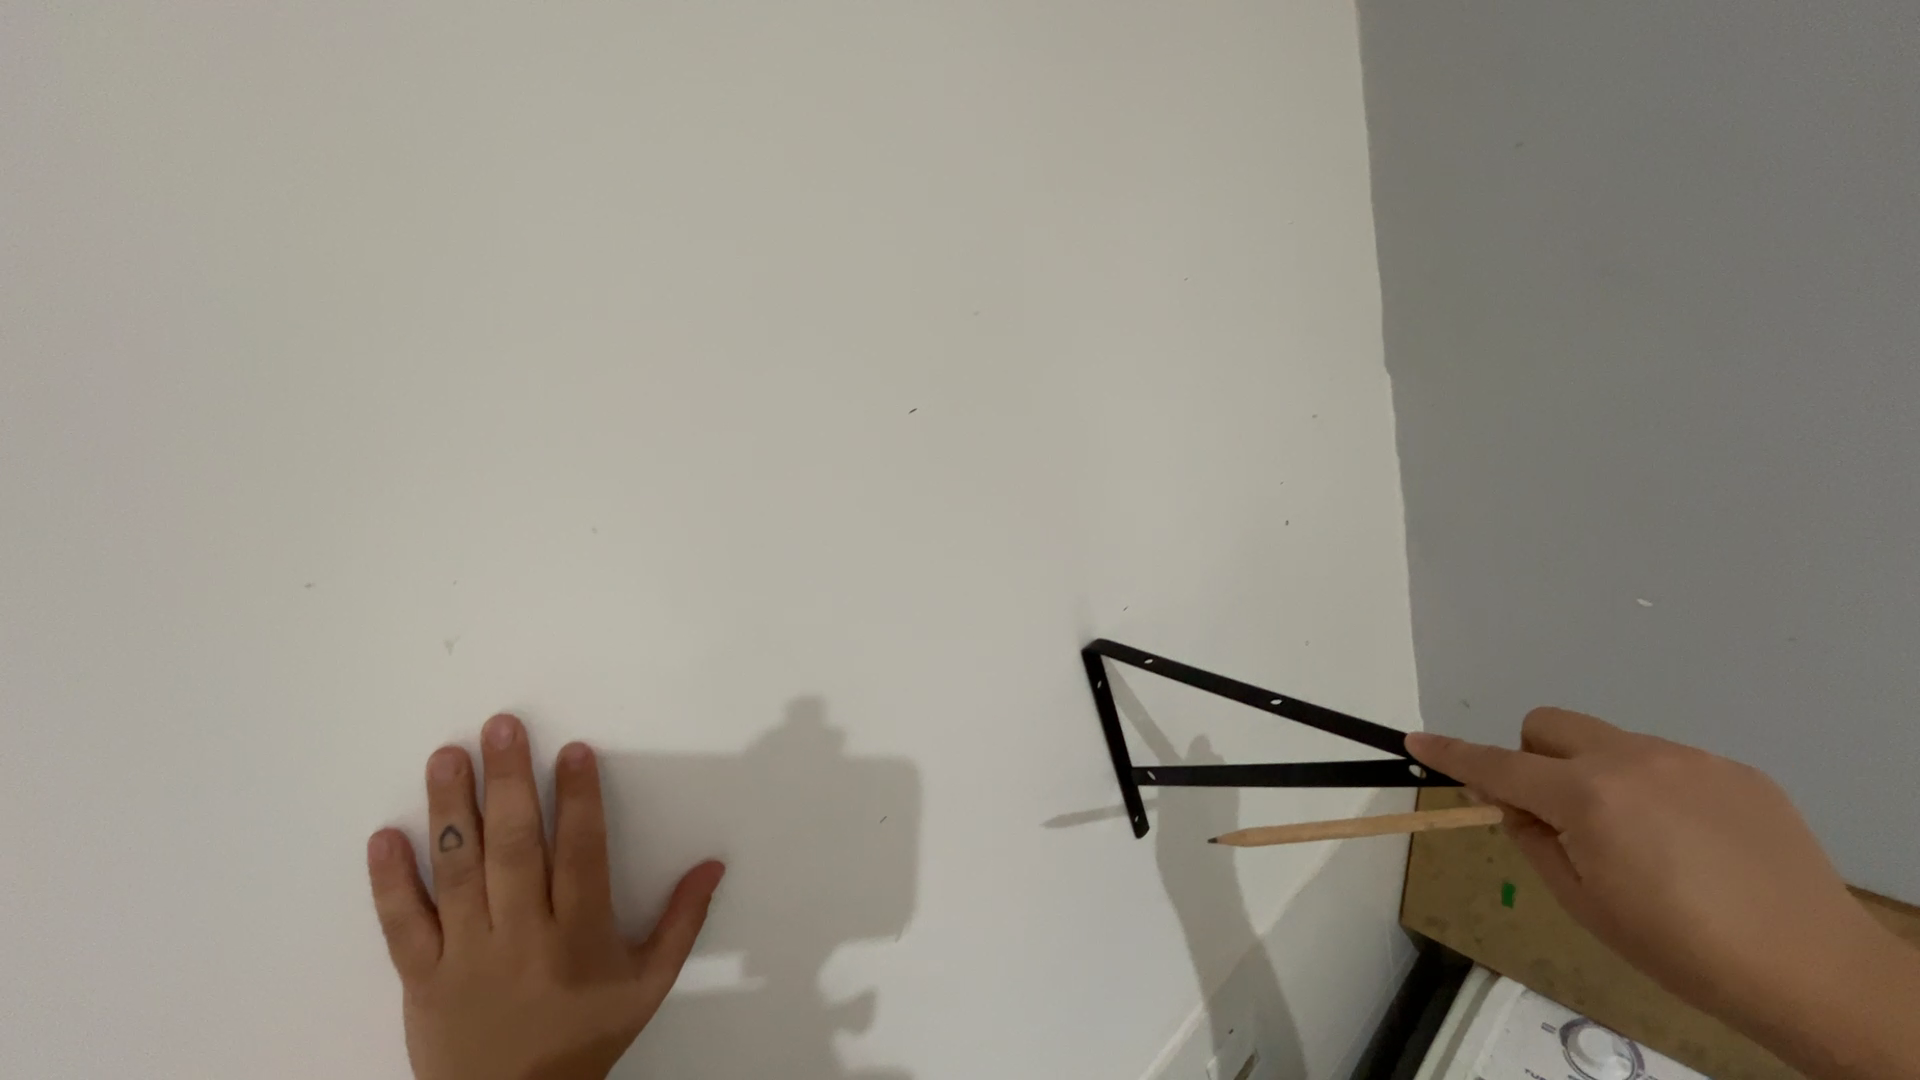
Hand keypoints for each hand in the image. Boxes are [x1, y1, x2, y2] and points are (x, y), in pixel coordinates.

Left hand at [367, 713, 724, 1079]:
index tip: (572, 750)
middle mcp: (522, 934)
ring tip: (447, 756)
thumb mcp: (650, 984)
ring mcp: (465, 954)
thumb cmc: (586, 1037)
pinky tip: (385, 835)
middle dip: (508, 781)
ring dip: (451, 810)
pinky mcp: (420, 976)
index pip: (581, 851)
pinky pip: (402, 924)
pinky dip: (391, 881)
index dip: (578, 798)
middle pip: (514, 846)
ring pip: (457, 872)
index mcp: (579, 933)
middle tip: (501, 726)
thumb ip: (683, 921)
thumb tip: (714, 864)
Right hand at [1407, 709, 1919, 1079]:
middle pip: (1546, 725)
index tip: (1416, 740)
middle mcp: (1632, 760)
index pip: (1496, 764)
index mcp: (1587, 797)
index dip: (1450, 754)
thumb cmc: (1678, 947)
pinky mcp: (1736, 770)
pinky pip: (1664, 760)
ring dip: (1596, 773)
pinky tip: (1691, 840)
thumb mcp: (1580, 899)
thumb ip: (1530, 834)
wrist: (1818, 973)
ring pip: (1606, 741)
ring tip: (1642, 837)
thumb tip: (1505, 796)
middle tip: (1559, 813)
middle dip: (1534, 758)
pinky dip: (1652, 787)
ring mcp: (1689, 759)